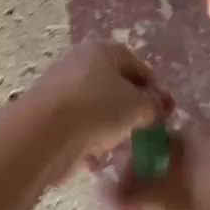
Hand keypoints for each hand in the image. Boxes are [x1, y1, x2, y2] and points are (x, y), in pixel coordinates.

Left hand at [29, 40, 167, 161]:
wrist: (45, 132)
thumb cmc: (97, 109)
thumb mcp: (138, 107)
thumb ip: (154, 105)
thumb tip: (160, 104)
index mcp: (103, 50)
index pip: (138, 66)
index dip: (154, 90)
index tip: (164, 115)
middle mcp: (81, 61)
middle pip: (116, 85)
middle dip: (132, 110)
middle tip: (144, 132)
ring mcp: (63, 85)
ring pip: (97, 106)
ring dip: (111, 127)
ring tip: (121, 148)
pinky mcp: (51, 111)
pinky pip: (79, 124)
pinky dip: (90, 139)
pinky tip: (96, 159)